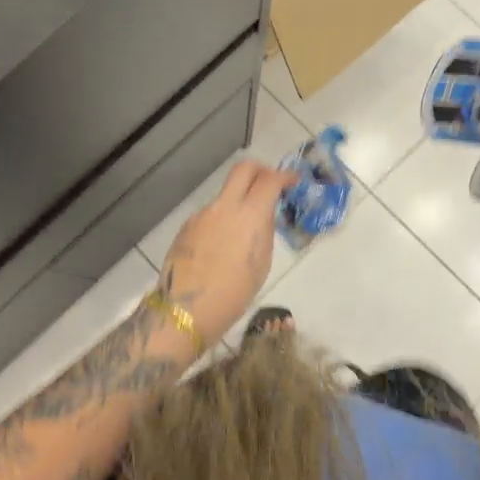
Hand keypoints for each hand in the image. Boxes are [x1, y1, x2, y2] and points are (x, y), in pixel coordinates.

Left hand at [158, 161, 295, 345]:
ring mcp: (202, 214)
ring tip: (243, 232)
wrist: (187, 310)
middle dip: (260, 169)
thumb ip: (264, 231)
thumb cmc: (234, 294)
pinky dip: (221, 221)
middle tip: (269, 182)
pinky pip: (210, 215)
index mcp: (250, 216)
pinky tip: (221, 247)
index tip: (292, 181)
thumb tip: (263, 214)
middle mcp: (224, 207)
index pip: (270, 180)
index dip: (284, 176)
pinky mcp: (187, 226)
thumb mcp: (262, 264)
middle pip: (242, 169)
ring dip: (238, 201)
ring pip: (225, 195)